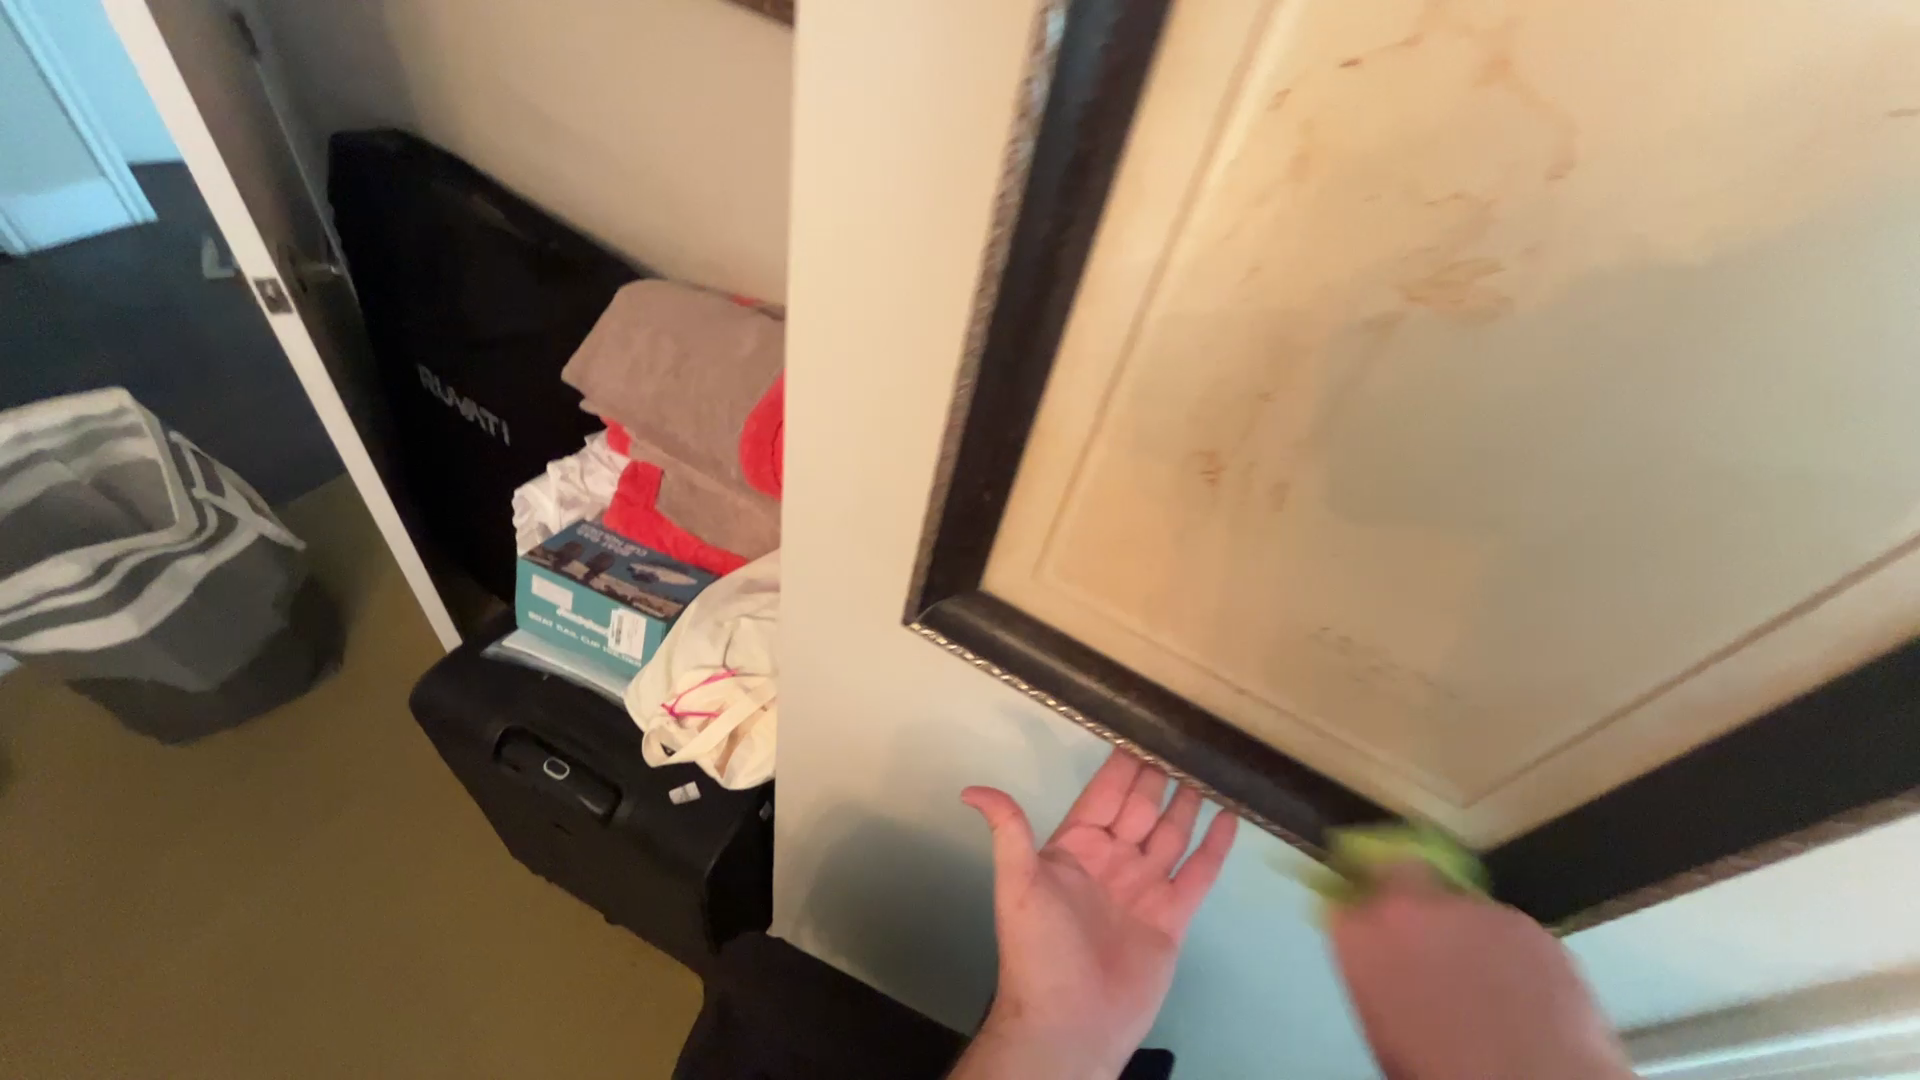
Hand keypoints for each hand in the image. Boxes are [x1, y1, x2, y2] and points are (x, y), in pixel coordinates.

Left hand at [950, 748, 1237, 1079]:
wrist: (1069, 1025)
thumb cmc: (1039, 950)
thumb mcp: (1018, 883)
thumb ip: (1008, 830)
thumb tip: (971, 789)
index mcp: (1077, 847)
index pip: (1104, 794)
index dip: (1121, 764)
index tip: (1138, 728)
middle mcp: (1112, 860)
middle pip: (1141, 807)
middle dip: (1158, 774)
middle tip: (1181, 737)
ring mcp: (1144, 887)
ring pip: (1170, 832)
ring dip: (1186, 802)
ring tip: (1206, 767)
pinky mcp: (1172, 916)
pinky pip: (1197, 873)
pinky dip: (1214, 847)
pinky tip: (1229, 817)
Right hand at [1330, 865, 1633, 1079]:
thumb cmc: (1437, 1067)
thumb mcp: (1381, 1022)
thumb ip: (1375, 970)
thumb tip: (1386, 959)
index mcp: (1358, 935)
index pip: (1347, 901)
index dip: (1366, 915)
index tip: (1379, 933)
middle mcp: (1404, 906)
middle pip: (1397, 872)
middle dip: (1408, 889)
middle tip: (1428, 932)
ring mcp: (1465, 907)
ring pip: (1460, 902)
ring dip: (1466, 927)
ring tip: (1487, 975)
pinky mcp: (1522, 921)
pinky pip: (1508, 926)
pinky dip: (1511, 948)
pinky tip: (1524, 987)